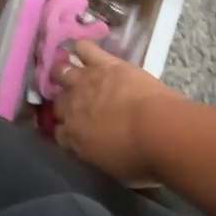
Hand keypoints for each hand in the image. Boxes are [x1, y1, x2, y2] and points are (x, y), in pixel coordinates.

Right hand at [50, 39, 184, 182]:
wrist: (158, 130)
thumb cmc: (140, 158)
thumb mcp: (111, 167)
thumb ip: (95, 153)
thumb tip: (92, 146)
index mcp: (73, 137)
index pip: (58, 132)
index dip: (65, 131)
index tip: (73, 133)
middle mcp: (72, 106)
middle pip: (58, 101)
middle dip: (63, 103)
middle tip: (74, 105)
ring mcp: (84, 81)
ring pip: (61, 70)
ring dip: (64, 73)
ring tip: (72, 74)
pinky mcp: (102, 63)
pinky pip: (84, 48)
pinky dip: (82, 48)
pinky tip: (84, 50)